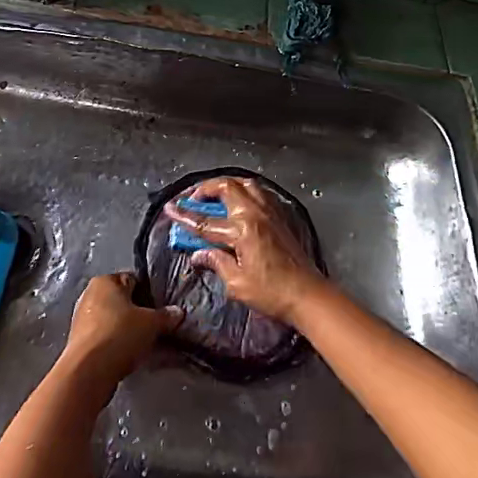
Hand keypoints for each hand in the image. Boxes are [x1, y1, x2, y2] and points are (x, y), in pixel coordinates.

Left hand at [63, 273, 181, 382]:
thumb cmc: (120, 334)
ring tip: (146, 344)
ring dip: (128, 331)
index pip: (133, 280)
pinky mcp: (79, 344)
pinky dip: (117, 345)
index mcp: (105, 281)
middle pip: (123, 302)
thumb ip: (166, 316)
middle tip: (156, 327)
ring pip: (114, 322)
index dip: (149, 293)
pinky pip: (105, 339)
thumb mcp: (152, 323)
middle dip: (139, 314)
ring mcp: (82, 321)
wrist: (87, 373)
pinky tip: (130, 356)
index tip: (161, 308)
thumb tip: (177, 313)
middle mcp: (90, 296)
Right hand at [164, 176, 326, 323]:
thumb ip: (216, 262)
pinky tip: (239, 202)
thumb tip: (198, 254)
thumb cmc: (271, 292)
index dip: (185, 215)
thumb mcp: (237, 283)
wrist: (307, 293)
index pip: (206, 221)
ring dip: (227, 185)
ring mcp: (270, 212)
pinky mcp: (281, 216)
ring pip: (245, 184)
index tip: (170, 208)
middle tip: (192, 199)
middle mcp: (256, 213)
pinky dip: (245, 191)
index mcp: (242, 229)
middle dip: (205, 190)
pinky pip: (259, 193)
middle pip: (226, 188)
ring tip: (214, 196)